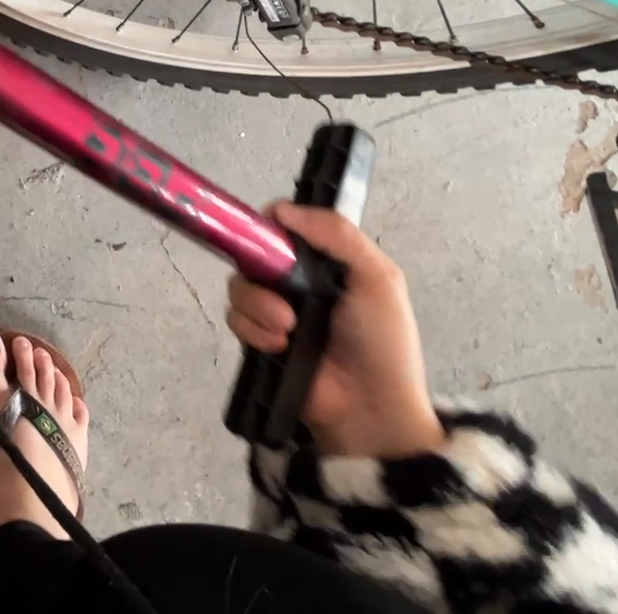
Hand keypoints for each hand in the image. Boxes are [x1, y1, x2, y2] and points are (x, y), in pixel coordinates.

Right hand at [226, 202, 444, 457]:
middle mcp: (295, 280)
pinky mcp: (258, 338)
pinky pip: (235, 318)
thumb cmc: (382, 341)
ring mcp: (274, 309)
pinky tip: (278, 346)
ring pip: (239, 286)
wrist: (371, 407)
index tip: (269, 236)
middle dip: (261, 274)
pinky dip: (252, 330)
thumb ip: (338, 235)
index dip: (270, 227)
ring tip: (286, 330)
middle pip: (252, 254)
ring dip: (258, 306)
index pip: (282, 227)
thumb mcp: (378, 278)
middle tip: (282, 297)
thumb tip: (279, 209)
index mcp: (324, 261)